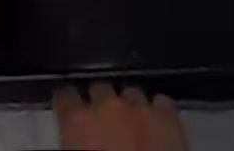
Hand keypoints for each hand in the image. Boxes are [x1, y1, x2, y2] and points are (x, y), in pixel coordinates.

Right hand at [55, 84, 186, 150]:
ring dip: (130, 109)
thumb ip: (72, 145)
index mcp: (77, 122)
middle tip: (108, 128)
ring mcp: (139, 109)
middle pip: (100, 89)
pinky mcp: (168, 119)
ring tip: (135, 129)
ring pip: (131, 94)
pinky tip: (158, 128)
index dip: (68, 104)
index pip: (65, 96)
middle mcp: (106, 106)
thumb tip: (77, 143)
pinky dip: (158, 113)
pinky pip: (161, 103)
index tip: (71, 112)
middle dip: (102, 105)